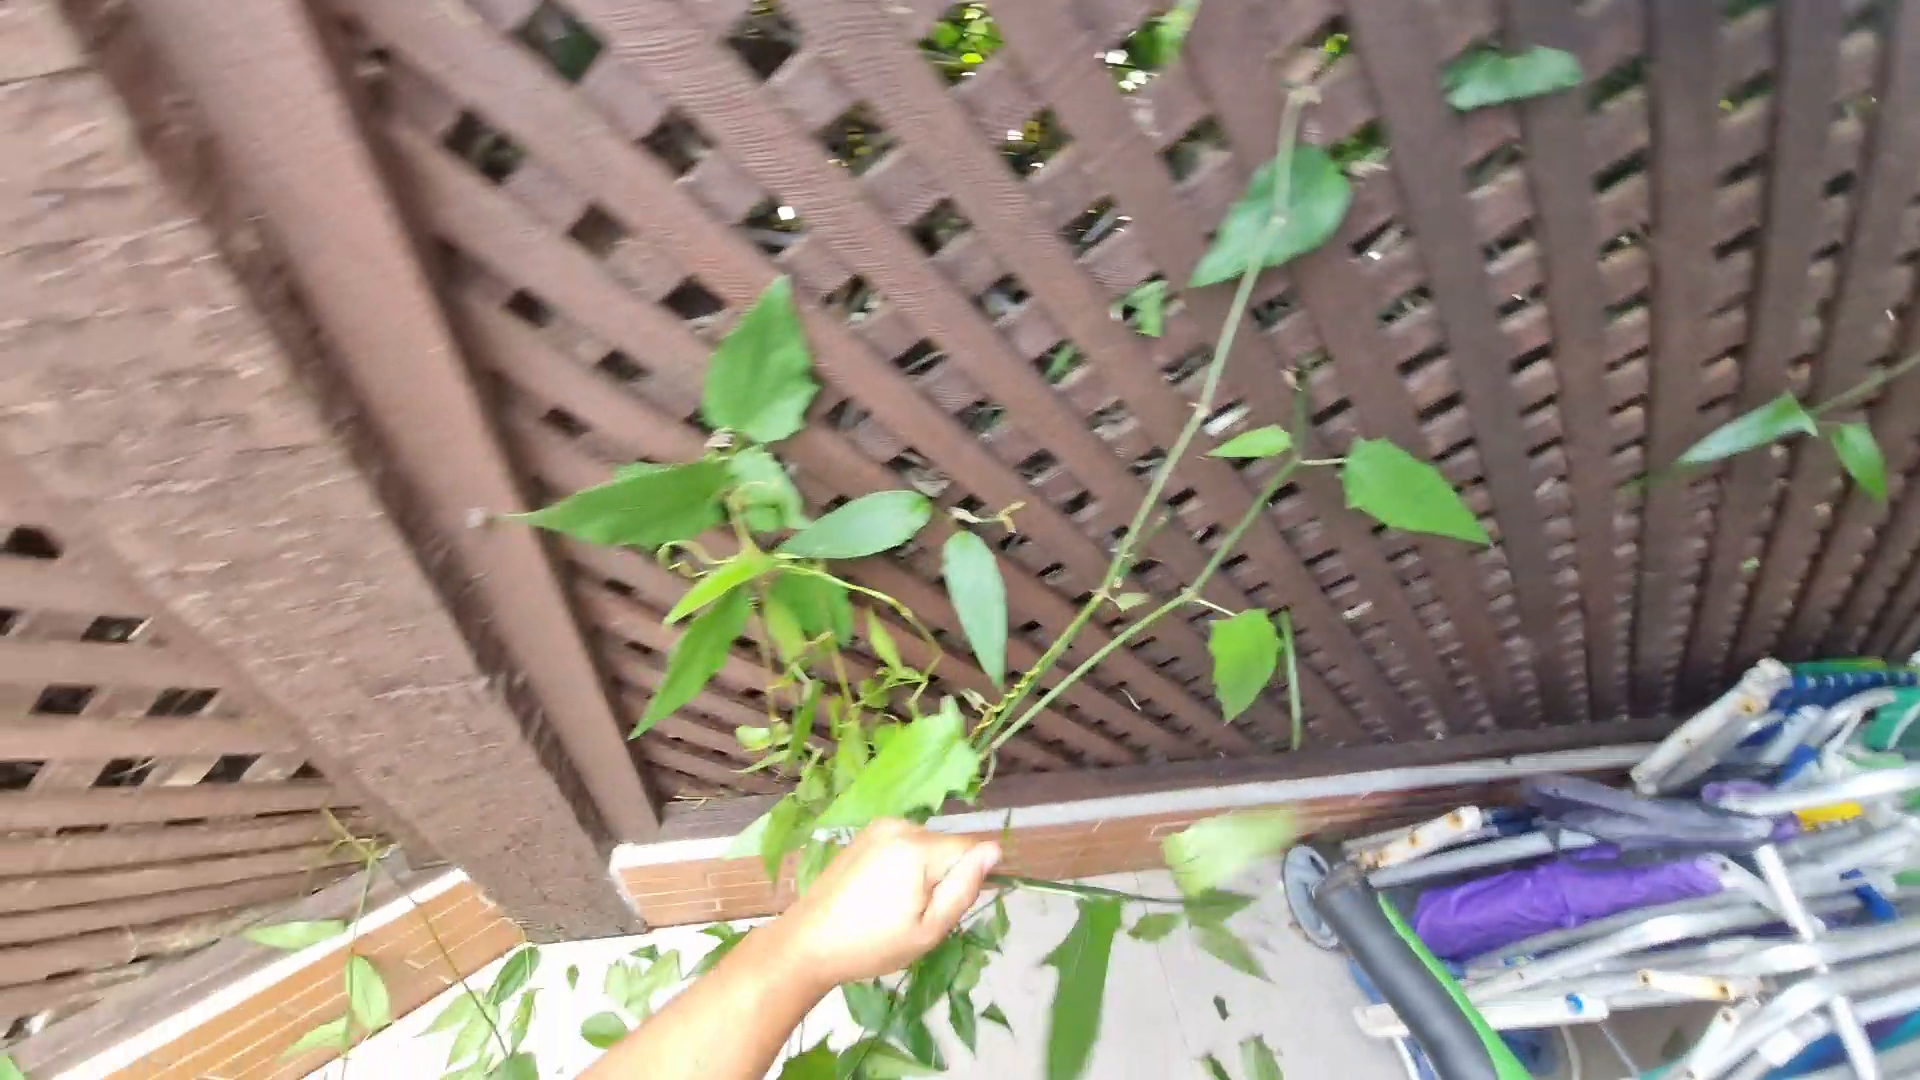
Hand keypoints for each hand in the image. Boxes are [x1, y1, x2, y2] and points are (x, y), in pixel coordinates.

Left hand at [763, 819, 1000, 988]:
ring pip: (926, 846)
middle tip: (915, 916)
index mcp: (918, 847)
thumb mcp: (929, 930)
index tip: (942, 908)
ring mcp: (880, 825)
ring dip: (922, 871)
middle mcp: (901, 825)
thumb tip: (993, 850)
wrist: (809, 941)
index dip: (966, 880)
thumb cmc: (872, 944)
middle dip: (942, 877)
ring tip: (894, 906)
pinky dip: (902, 864)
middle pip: (946, 847)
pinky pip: (904, 843)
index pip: (970, 849)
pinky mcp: (866, 832)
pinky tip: (880, 892)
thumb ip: (964, 887)